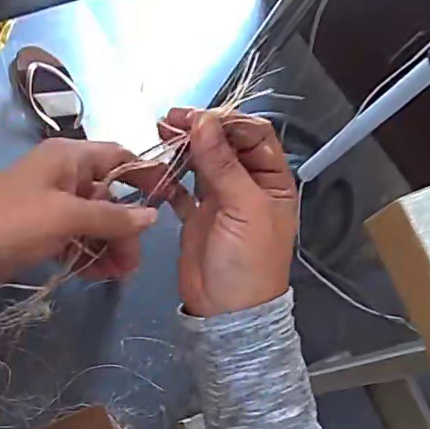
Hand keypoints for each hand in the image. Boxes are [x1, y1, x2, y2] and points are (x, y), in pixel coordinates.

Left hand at [0, 138, 158, 282]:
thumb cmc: (16, 220)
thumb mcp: (68, 216)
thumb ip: (112, 217)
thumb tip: (152, 216)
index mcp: (70, 157)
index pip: (120, 157)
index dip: (145, 176)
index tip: (167, 201)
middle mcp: (64, 175)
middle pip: (109, 197)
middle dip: (125, 229)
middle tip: (131, 261)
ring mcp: (53, 204)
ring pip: (94, 222)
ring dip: (109, 246)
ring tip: (117, 274)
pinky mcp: (43, 230)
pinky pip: (76, 238)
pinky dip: (88, 254)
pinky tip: (98, 274)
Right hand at [160, 108, 298, 315]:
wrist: (226, 311)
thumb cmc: (248, 261)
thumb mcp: (244, 208)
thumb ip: (222, 163)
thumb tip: (203, 120)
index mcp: (272, 179)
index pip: (253, 135)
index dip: (226, 121)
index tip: (197, 117)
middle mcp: (248, 185)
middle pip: (224, 144)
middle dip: (200, 129)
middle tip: (170, 120)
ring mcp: (220, 200)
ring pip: (202, 162)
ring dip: (183, 147)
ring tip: (160, 134)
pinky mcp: (197, 217)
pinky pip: (183, 189)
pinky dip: (170, 177)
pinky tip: (157, 168)